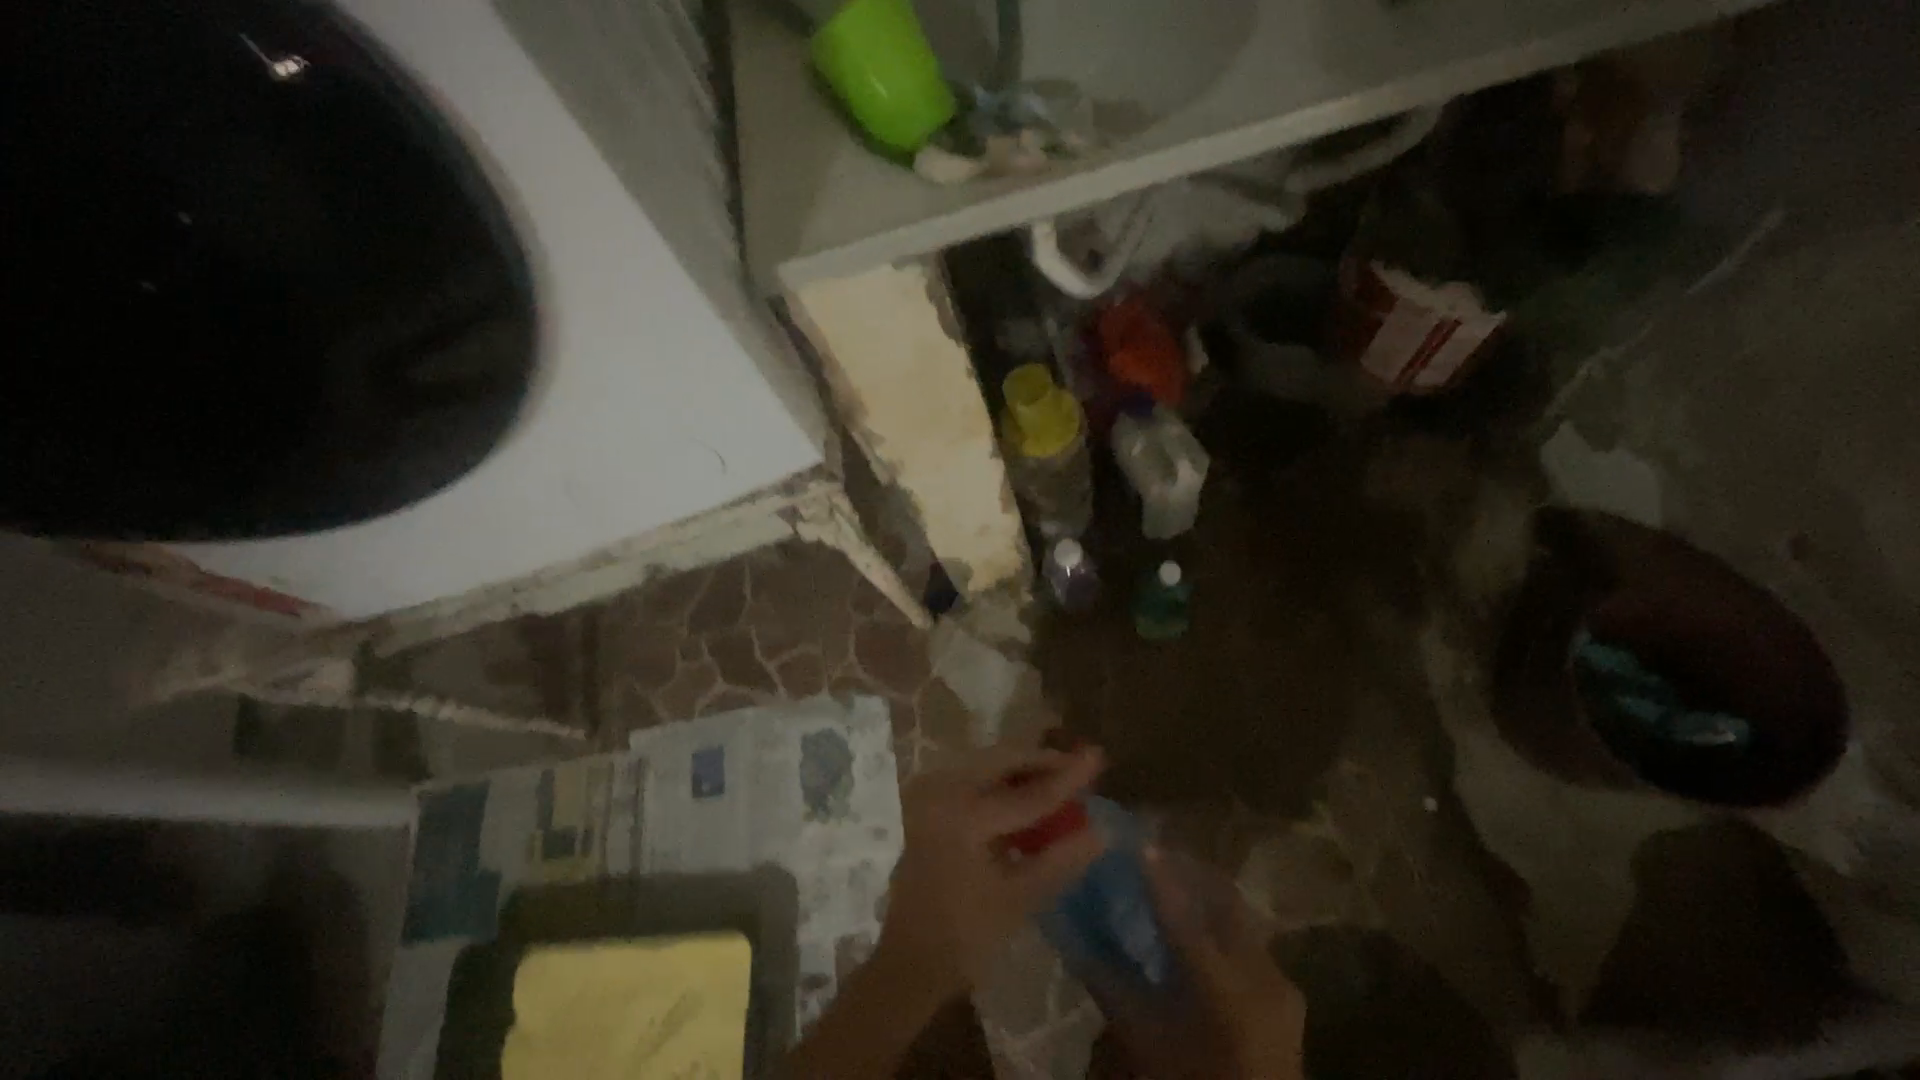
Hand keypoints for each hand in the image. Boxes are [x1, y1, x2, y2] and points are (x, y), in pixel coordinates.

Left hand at [876, 745, 1106, 998]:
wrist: (909, 960)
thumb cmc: (966, 936)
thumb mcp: (1020, 899)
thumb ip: (1061, 859)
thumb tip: (1102, 831)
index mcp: (964, 816)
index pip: (1029, 793)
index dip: (1068, 776)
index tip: (1097, 755)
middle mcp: (943, 792)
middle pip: (1002, 761)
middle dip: (1042, 762)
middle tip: (1079, 766)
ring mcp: (929, 796)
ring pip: (985, 766)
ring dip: (1021, 770)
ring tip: (1058, 779)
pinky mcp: (925, 806)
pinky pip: (970, 780)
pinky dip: (1000, 783)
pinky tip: (1025, 798)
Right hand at [1100, 848, 1306, 1079]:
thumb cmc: (1189, 1077)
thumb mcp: (1143, 1038)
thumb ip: (1109, 985)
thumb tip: (1076, 940)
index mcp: (1220, 988)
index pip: (1183, 917)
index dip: (1160, 878)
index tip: (1139, 845)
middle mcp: (1259, 973)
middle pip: (1225, 901)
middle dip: (1191, 872)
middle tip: (1159, 857)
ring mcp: (1280, 980)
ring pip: (1241, 917)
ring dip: (1208, 895)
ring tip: (1176, 885)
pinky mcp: (1288, 991)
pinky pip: (1251, 941)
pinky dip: (1222, 925)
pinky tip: (1201, 932)